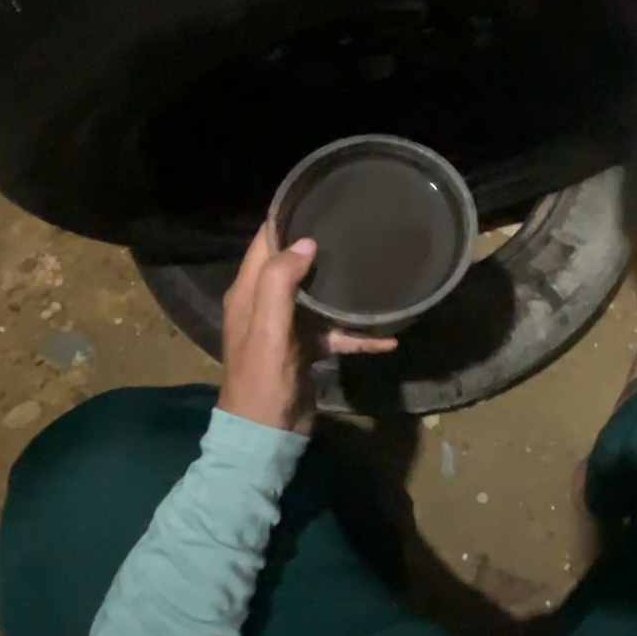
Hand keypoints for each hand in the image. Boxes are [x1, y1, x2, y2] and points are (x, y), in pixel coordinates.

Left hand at [217, 224, 395, 433]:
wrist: (265, 438)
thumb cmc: (262, 378)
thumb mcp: (268, 327)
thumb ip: (281, 281)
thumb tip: (308, 242)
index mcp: (249, 292)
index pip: (265, 241)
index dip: (286, 217)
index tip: (319, 197)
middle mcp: (266, 304)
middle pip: (294, 263)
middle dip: (321, 244)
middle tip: (356, 226)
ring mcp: (288, 327)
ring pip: (319, 296)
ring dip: (344, 288)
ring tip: (374, 269)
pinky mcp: (306, 349)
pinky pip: (336, 332)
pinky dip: (358, 333)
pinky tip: (387, 336)